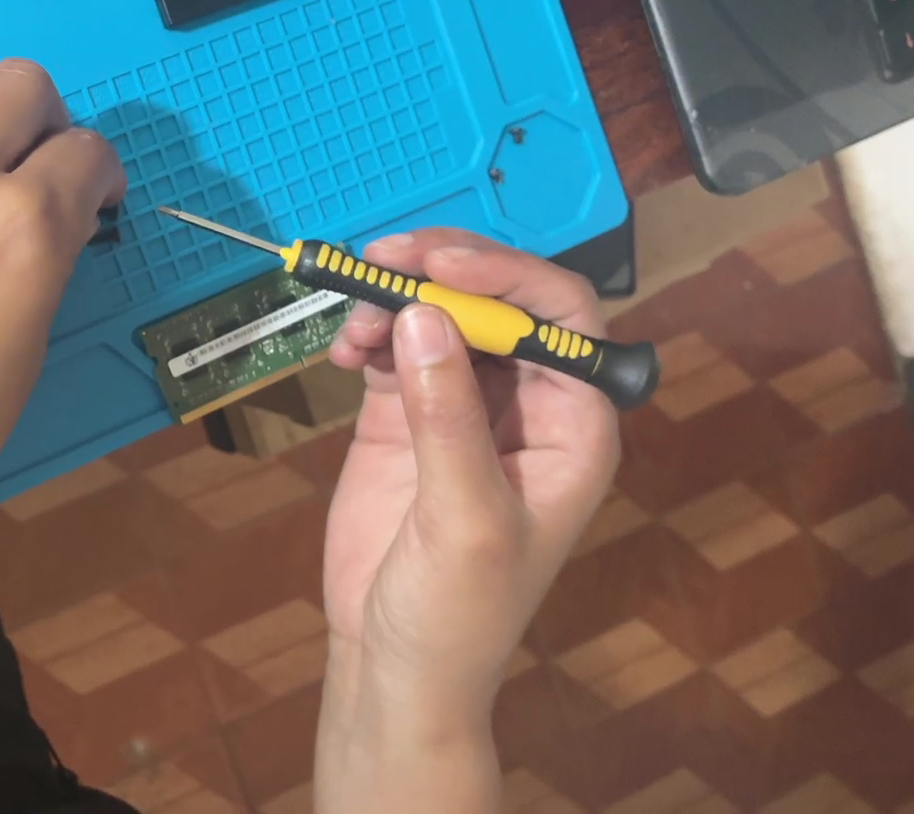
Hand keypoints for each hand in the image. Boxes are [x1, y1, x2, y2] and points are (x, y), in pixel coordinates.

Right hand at [313, 231, 619, 811]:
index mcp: (570, 422)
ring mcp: (457, 401)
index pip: (558, 318)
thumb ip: (448, 417)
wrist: (391, 656)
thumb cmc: (457, 608)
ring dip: (392, 301)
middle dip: (439, 272)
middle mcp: (521, 399)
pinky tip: (342, 352)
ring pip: (436, 314)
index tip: (434, 264)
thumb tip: (420, 315)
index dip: (504, 278)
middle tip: (379, 258)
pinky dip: (365, 334)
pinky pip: (390, 346)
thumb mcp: (465, 519)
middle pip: (493, 302)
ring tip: (350, 326)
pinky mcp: (404, 411)